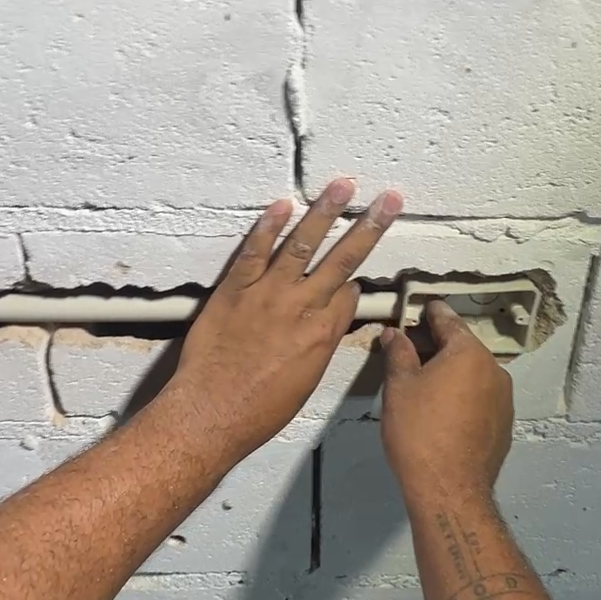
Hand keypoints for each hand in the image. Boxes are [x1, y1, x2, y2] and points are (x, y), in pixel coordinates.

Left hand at [160, 178, 403, 463]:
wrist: (211, 414)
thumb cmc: (261, 410)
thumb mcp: (306, 381)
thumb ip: (319, 343)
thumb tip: (327, 320)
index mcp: (324, 334)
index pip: (349, 293)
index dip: (354, 282)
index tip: (354, 276)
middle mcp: (302, 307)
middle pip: (343, 259)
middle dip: (369, 226)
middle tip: (389, 199)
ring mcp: (268, 294)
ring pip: (302, 244)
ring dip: (324, 211)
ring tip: (343, 184)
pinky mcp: (235, 289)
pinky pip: (254, 251)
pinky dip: (268, 226)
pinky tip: (282, 204)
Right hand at [378, 300, 513, 504]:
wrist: (450, 490)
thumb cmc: (420, 432)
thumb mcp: (400, 387)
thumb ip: (398, 353)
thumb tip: (394, 333)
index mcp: (469, 353)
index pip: (448, 320)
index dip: (430, 313)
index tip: (421, 307)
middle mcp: (494, 369)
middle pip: (462, 346)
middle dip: (438, 344)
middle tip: (411, 346)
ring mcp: (504, 399)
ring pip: (473, 373)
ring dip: (451, 370)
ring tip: (424, 381)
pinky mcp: (504, 424)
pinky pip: (481, 396)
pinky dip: (463, 393)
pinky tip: (443, 409)